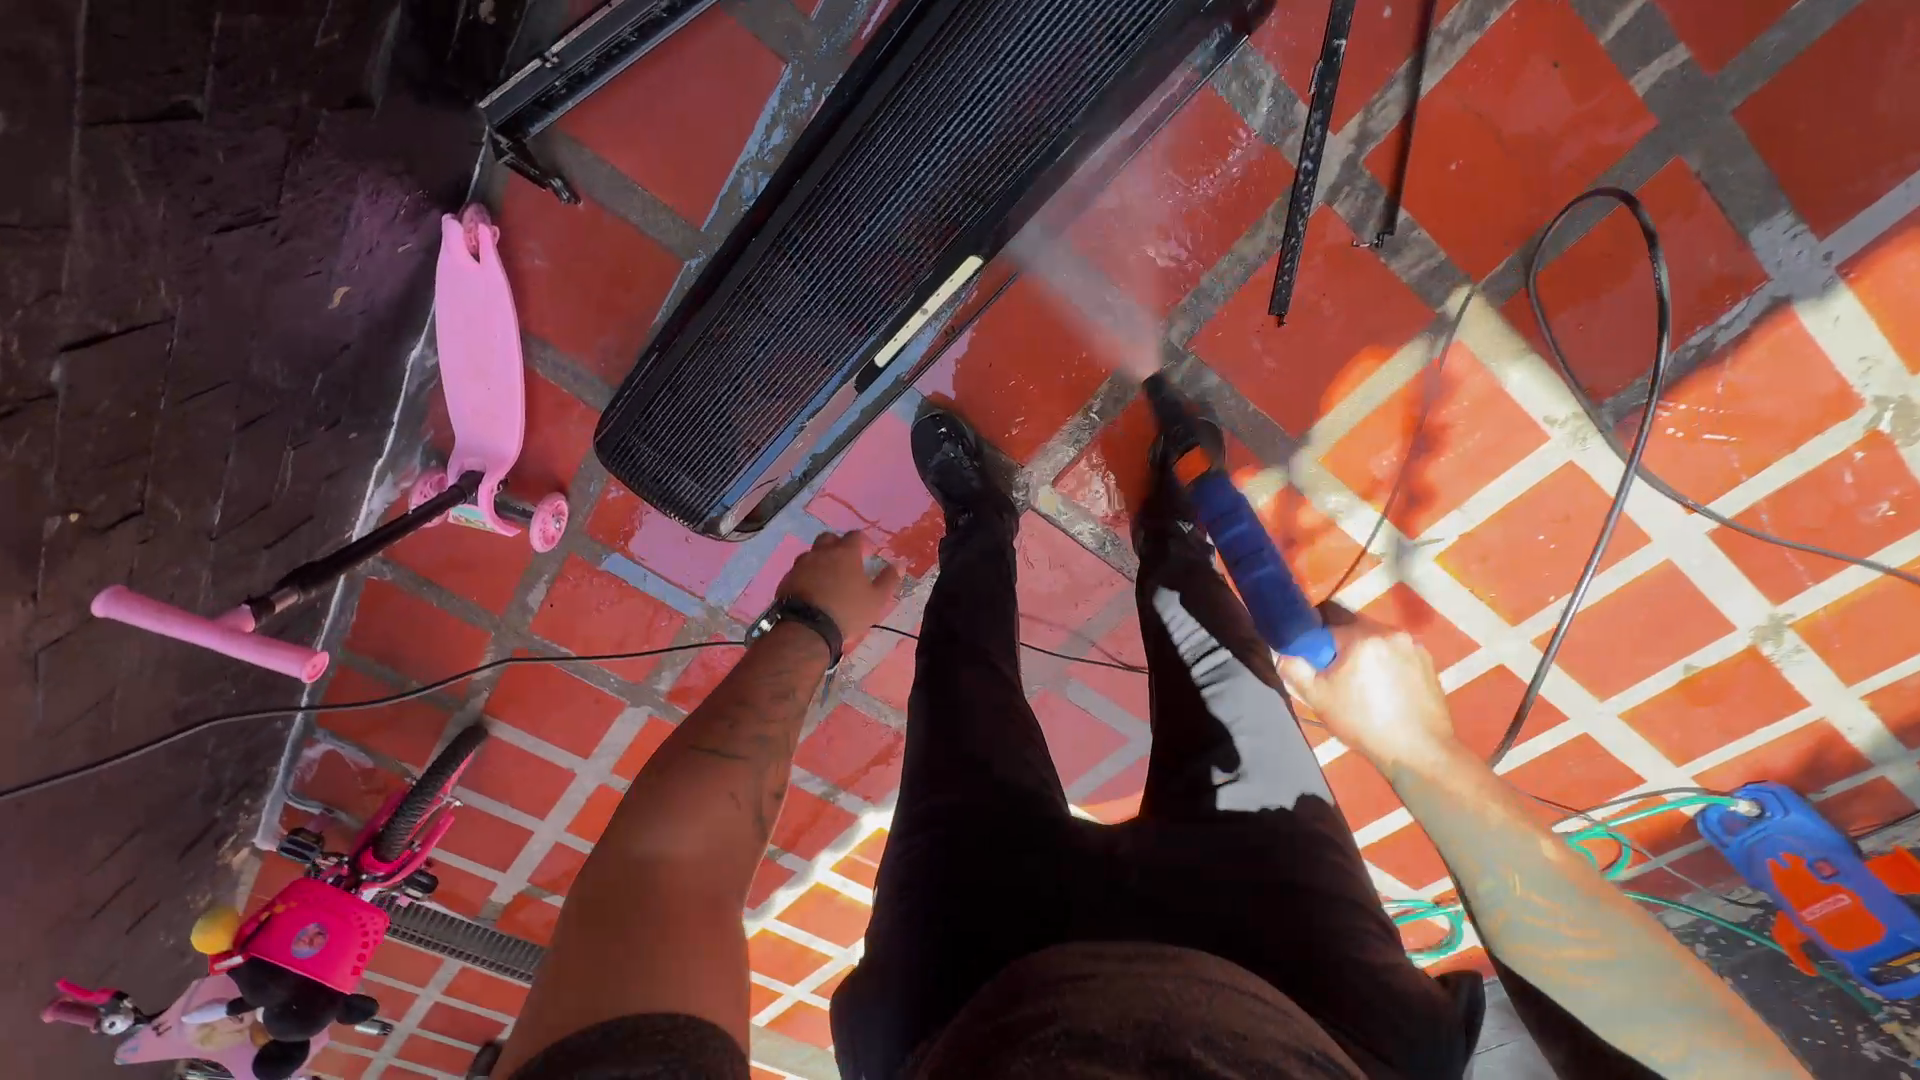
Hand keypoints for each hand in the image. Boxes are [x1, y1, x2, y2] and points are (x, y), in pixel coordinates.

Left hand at [775, 532, 901, 646]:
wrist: (807, 629)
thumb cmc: (848, 611)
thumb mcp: (876, 599)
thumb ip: (888, 579)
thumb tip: (900, 563)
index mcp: (845, 553)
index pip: (855, 536)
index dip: (863, 542)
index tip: (869, 553)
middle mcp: (821, 552)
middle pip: (829, 538)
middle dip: (838, 545)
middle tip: (845, 562)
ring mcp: (801, 565)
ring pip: (811, 554)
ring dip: (820, 560)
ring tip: (827, 578)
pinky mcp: (786, 579)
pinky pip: (799, 571)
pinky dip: (806, 576)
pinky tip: (812, 590)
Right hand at [1275, 609, 1458, 769]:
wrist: (1418, 751)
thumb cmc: (1363, 722)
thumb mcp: (1317, 697)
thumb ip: (1294, 669)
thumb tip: (1285, 654)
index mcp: (1363, 636)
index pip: (1327, 625)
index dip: (1317, 646)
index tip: (1318, 668)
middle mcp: (1391, 633)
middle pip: (1354, 631)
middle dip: (1342, 650)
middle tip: (1339, 680)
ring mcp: (1414, 646)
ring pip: (1376, 642)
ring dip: (1366, 656)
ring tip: (1365, 688)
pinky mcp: (1429, 662)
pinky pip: (1396, 654)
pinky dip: (1387, 665)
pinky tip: (1387, 692)